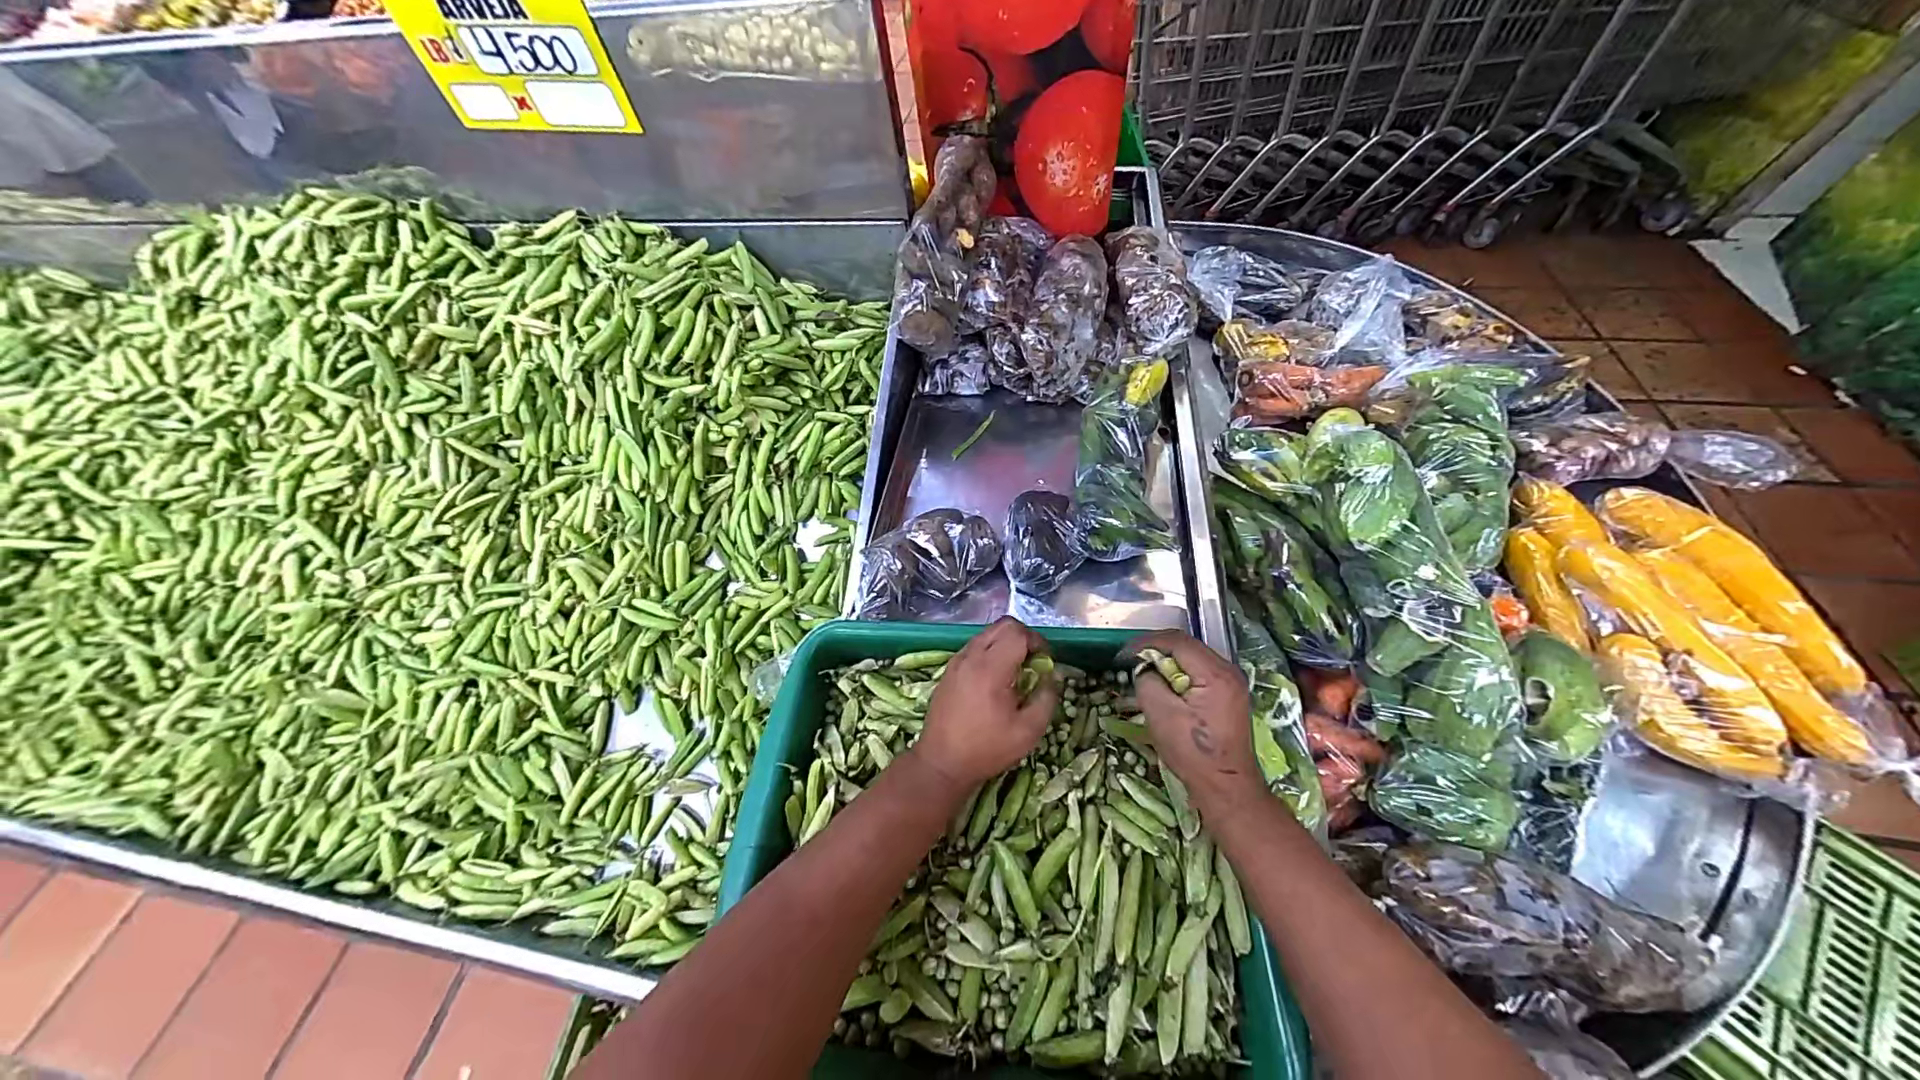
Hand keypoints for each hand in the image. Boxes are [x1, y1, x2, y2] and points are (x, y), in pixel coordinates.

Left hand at [910, 617, 1057, 797]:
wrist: (942, 763)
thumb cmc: (987, 749)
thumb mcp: (1028, 731)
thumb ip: (1046, 698)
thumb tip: (1051, 676)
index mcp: (990, 668)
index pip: (1017, 633)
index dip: (1038, 642)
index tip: (1046, 663)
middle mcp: (970, 657)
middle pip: (1002, 625)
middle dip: (1024, 637)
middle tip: (1034, 662)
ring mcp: (956, 662)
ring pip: (987, 634)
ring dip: (1006, 644)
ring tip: (1016, 673)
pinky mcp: (949, 670)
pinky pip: (975, 647)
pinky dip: (990, 652)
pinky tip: (996, 680)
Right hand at [1127, 630, 1264, 813]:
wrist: (1226, 787)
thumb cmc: (1193, 753)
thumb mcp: (1160, 714)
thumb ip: (1148, 681)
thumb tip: (1146, 670)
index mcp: (1215, 673)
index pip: (1177, 641)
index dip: (1146, 642)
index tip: (1124, 655)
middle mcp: (1229, 671)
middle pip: (1187, 647)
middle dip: (1156, 651)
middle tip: (1132, 663)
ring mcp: (1232, 684)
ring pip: (1193, 659)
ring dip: (1168, 664)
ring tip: (1146, 676)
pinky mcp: (1229, 697)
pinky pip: (1200, 674)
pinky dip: (1180, 676)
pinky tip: (1167, 690)